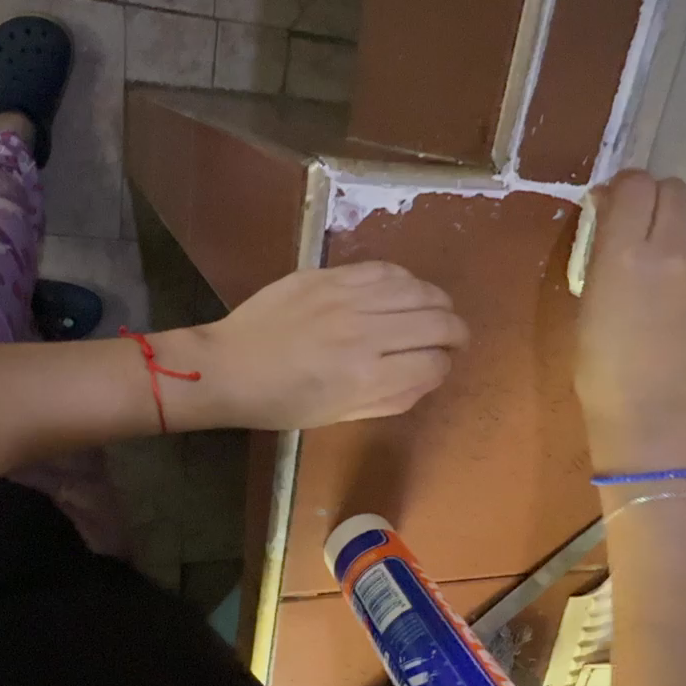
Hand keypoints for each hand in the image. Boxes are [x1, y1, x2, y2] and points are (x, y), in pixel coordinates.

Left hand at [187, 262, 469, 429]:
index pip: (434, 362)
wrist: (229, 368)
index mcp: (367, 376)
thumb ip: (393, 397)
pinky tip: (404, 289)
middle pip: (437, 321)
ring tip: (435, 311)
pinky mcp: (329, 276)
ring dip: (436, 302)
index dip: (444, 366)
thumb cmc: (283, 403)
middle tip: (453, 338)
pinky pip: (384, 269)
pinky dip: (405, 280)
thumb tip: (430, 373)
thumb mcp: (340, 415)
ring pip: (417, 288)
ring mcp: (346, 298)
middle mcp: (364, 332)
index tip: (438, 366)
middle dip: (456, 332)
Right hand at [575, 170, 685, 469]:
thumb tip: (608, 210)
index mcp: (625, 254)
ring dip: (666, 222)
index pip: (634, 184)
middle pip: (670, 188)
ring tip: (647, 259)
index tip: (604, 204)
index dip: (618, 186)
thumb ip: (602, 246)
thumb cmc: (597, 357)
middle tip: (627, 223)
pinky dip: (681, 250)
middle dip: (648, 196)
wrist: (644, 400)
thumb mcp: (587, 295)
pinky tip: (665, 285)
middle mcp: (669, 249)